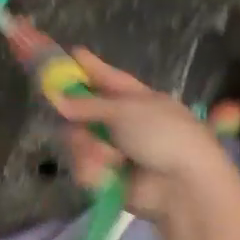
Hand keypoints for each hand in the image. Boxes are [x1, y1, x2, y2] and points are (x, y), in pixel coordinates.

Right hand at [53, 49, 239, 217]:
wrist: (181, 185)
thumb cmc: (165, 136)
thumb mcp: (128, 110)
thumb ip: (90, 104)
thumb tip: (58, 101)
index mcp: (138, 99)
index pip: (109, 79)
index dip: (91, 68)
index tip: (71, 54)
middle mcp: (123, 122)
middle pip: (83, 112)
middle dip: (76, 116)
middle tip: (62, 112)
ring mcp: (113, 149)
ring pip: (78, 141)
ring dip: (90, 149)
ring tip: (109, 158)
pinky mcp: (105, 175)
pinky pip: (83, 166)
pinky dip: (94, 169)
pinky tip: (110, 174)